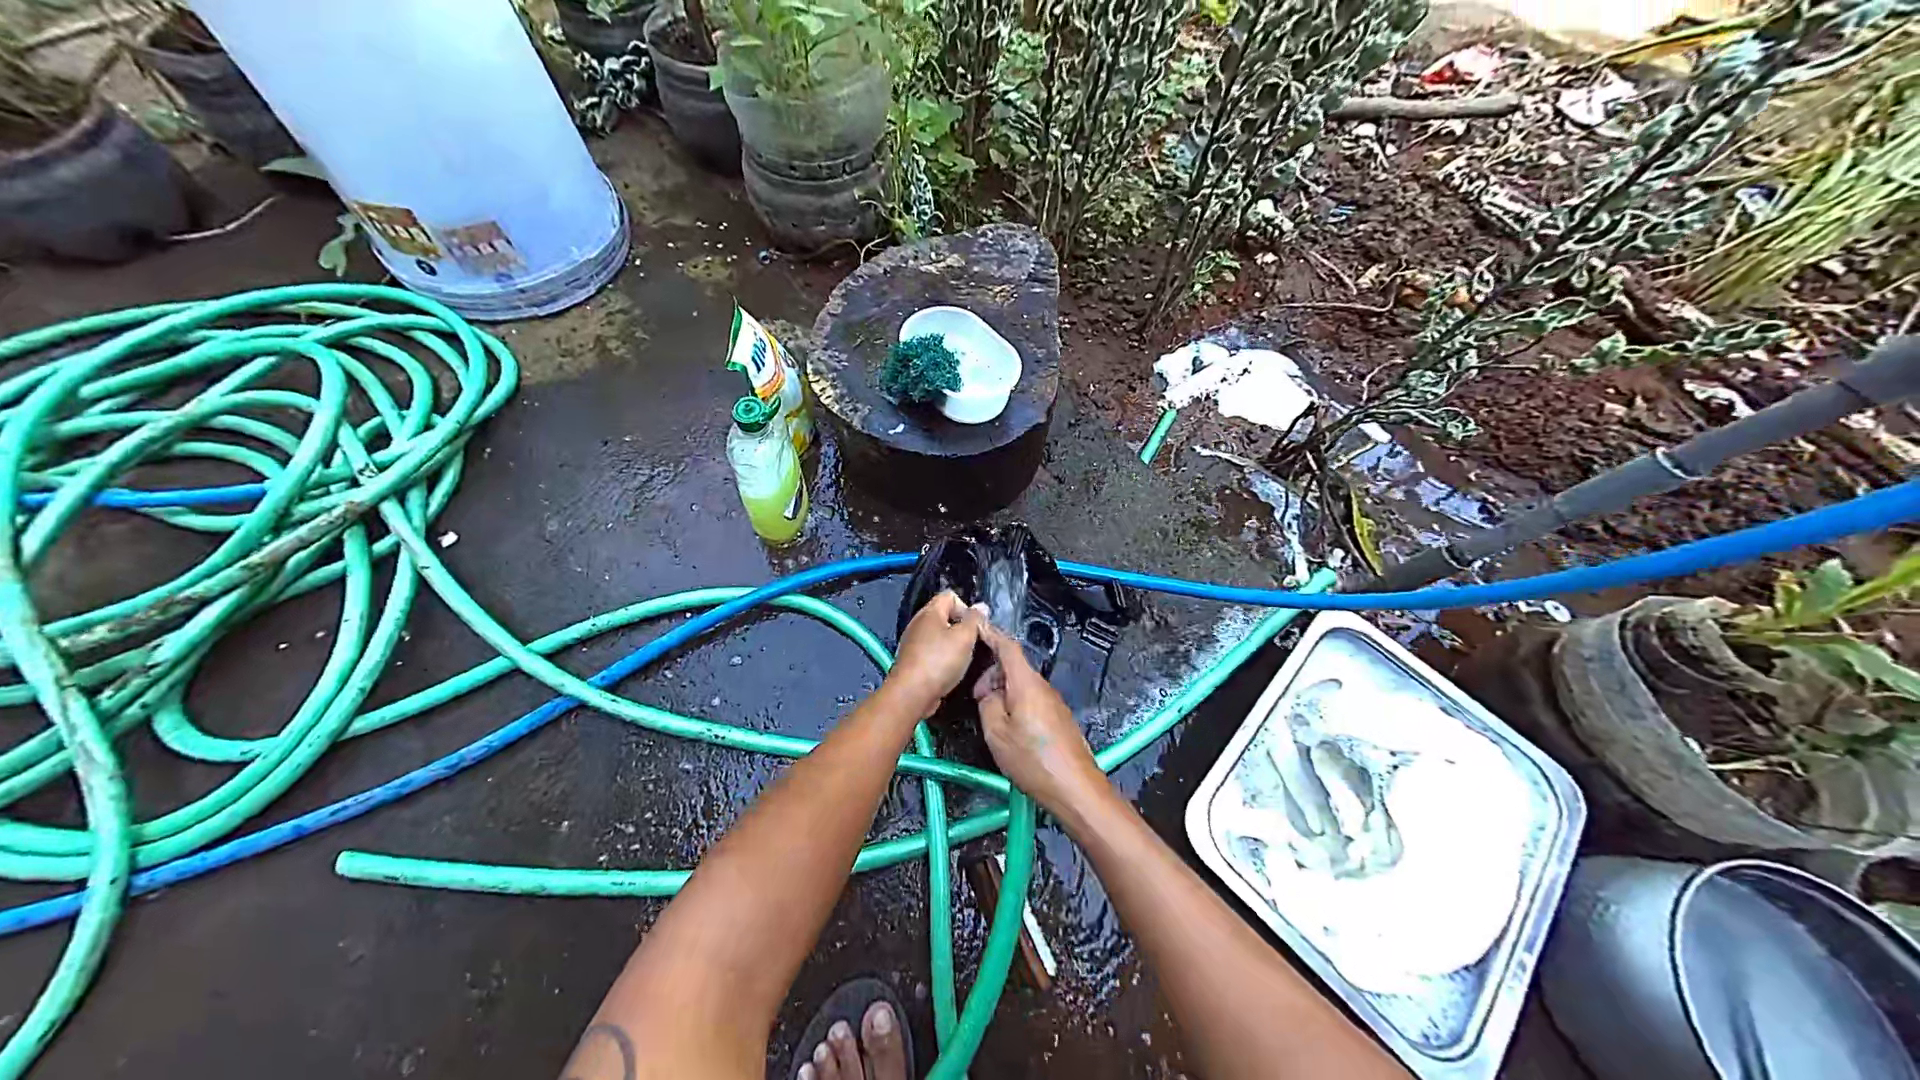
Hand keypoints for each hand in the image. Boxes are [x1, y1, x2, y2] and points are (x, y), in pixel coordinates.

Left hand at [884, 591, 988, 718]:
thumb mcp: (965, 637)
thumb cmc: (939, 661)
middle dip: (962, 628)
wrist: (911, 694)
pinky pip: (933, 651)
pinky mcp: (913, 660)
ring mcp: (914, 642)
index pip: (950, 596)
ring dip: (953, 645)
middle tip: (972, 644)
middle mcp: (918, 623)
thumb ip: (975, 620)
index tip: (974, 627)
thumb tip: (981, 606)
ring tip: (963, 659)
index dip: (966, 608)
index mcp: (930, 612)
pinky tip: (950, 671)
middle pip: (945, 616)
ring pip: (940, 636)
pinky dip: (943, 658)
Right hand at [973, 624, 1106, 815]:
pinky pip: (1031, 699)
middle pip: (1014, 666)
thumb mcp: (996, 733)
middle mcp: (1042, 687)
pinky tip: (1009, 728)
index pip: (1007, 647)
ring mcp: (1052, 701)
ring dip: (1002, 692)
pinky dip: (1015, 704)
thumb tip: (990, 695)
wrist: (1074, 788)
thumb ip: (988, 704)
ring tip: (991, 717)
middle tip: (977, 697)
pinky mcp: (1057, 717)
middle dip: (991, 674)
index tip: (976, 628)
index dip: (990, 634)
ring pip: (1021, 684)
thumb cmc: (1035, 761)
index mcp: (1026, 684)